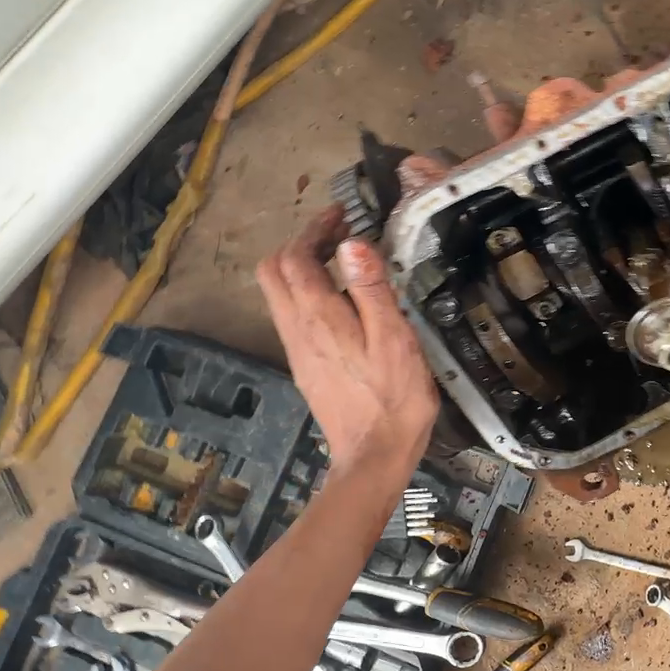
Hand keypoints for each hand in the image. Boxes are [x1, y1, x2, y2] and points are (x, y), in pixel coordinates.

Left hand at [256, 205, 437, 480]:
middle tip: (338, 234)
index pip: (296, 259)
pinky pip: (293, 316)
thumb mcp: (395, 339)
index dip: (314, 230)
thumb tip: (353, 246)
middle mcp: (298, 330)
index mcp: (320, 319)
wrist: (374, 455)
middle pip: (273, 273)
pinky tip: (343, 300)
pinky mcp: (306, 366)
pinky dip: (308, 292)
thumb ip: (373, 291)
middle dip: (300, 244)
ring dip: (302, 267)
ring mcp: (298, 350)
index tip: (341, 215)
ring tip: (342, 260)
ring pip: (279, 294)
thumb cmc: (395, 398)